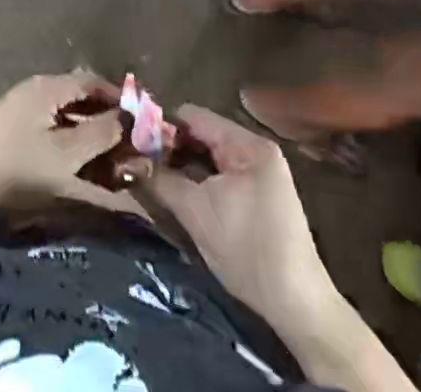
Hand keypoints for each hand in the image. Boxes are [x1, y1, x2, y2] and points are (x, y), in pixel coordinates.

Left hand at [0, 72, 141, 215]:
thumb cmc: (17, 169)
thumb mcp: (68, 153)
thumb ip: (105, 133)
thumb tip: (135, 119)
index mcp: (47, 88)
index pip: (94, 83)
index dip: (124, 101)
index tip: (150, 124)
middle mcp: (37, 92)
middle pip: (84, 101)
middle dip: (113, 124)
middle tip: (139, 150)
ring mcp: (25, 113)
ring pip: (72, 120)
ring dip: (97, 139)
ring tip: (122, 165)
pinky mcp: (19, 135)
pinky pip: (58, 133)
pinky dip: (78, 147)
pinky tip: (92, 171)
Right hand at [144, 105, 337, 325]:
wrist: (297, 305)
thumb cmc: (247, 250)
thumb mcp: (194, 212)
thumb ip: (157, 177)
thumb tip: (123, 159)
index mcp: (246, 145)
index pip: (191, 115)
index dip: (158, 124)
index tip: (130, 140)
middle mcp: (254, 149)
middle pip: (199, 132)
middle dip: (166, 144)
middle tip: (133, 158)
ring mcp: (258, 170)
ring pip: (206, 152)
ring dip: (178, 161)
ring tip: (146, 171)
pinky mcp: (256, 191)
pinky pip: (216, 170)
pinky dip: (194, 175)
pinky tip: (171, 186)